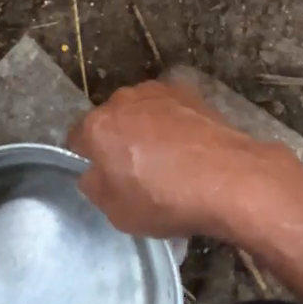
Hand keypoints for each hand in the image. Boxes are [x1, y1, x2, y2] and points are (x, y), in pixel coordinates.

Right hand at [67, 81, 290, 240]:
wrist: (225, 176)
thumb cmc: (164, 198)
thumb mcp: (117, 212)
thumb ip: (96, 187)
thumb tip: (94, 173)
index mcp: (98, 126)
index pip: (77, 138)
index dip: (87, 158)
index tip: (102, 177)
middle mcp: (123, 99)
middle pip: (111, 120)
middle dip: (118, 140)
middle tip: (135, 172)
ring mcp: (158, 91)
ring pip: (140, 111)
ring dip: (146, 128)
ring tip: (167, 160)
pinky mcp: (188, 91)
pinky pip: (169, 108)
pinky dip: (172, 122)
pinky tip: (188, 147)